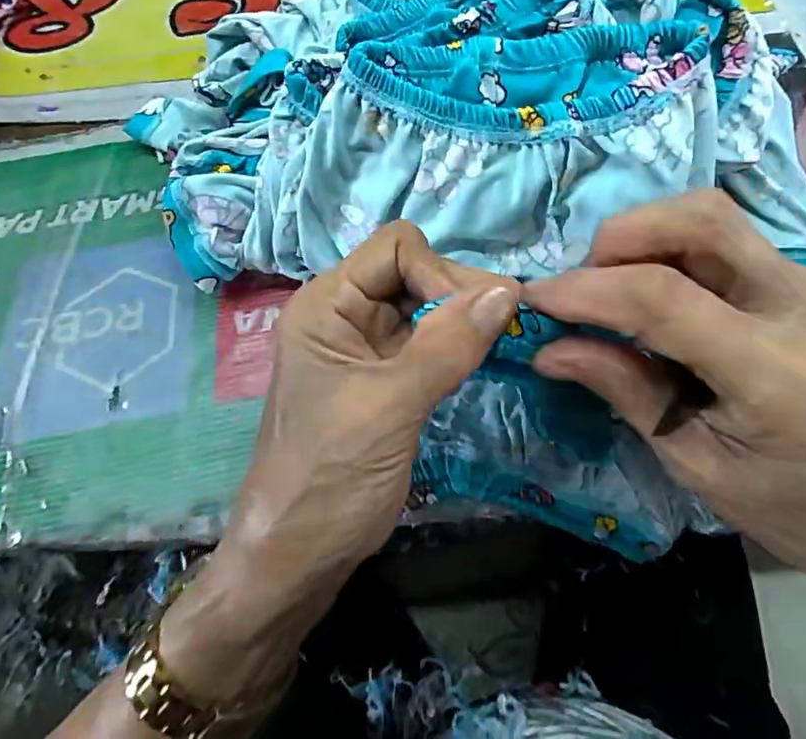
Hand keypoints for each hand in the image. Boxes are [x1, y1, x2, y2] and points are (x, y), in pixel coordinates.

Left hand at [159, 222, 516, 705]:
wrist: (296, 556)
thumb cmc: (329, 477)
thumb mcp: (390, 406)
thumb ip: (447, 345)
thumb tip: (508, 290)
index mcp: (326, 303)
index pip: (394, 249)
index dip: (439, 272)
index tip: (474, 316)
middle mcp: (343, 313)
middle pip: (412, 271)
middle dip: (457, 291)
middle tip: (508, 325)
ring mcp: (363, 346)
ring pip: (423, 305)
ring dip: (461, 316)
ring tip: (502, 339)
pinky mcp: (382, 376)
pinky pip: (426, 340)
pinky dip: (455, 343)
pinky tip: (481, 356)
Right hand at [521, 191, 805, 584]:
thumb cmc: (782, 505)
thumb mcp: (691, 463)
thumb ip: (622, 389)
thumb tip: (547, 348)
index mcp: (782, 379)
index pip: (669, 301)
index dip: (590, 289)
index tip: (536, 297)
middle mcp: (805, 310)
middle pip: (702, 221)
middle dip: (621, 235)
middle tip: (580, 281)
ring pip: (710, 214)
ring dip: (642, 233)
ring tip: (608, 283)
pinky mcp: (802, 276)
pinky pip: (719, 233)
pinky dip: (665, 243)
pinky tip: (645, 283)